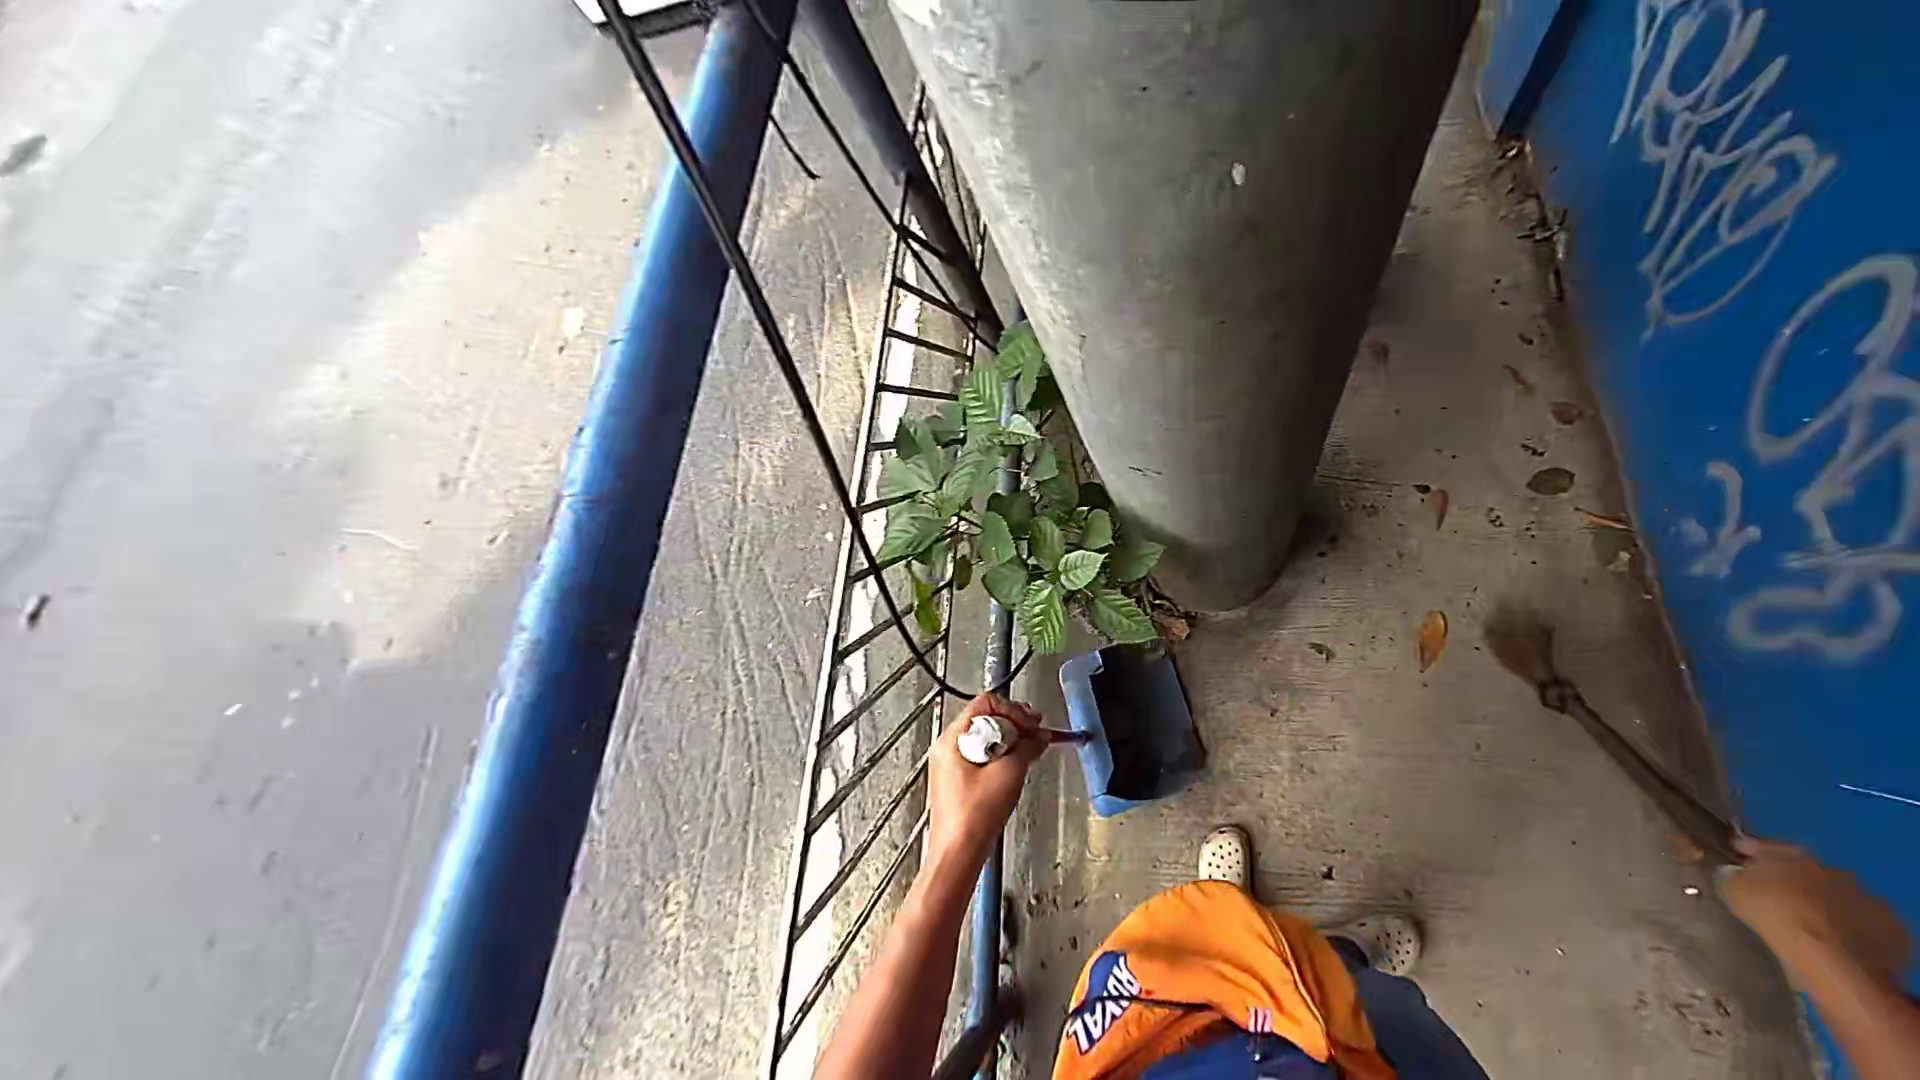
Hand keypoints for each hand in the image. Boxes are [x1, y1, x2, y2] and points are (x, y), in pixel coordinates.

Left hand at [926, 693, 1045, 876]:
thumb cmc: (974, 817)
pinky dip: (1000, 755)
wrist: (958, 853)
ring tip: (1028, 751)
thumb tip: (1039, 736)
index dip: (1013, 710)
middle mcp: (948, 746)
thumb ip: (1027, 747)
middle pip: (985, 717)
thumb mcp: (1010, 773)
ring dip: (1009, 740)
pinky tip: (1014, 767)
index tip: (1032, 725)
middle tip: (1035, 733)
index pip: (986, 703)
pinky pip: (981, 755)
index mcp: (953, 738)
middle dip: (1013, 723)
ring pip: (984, 736)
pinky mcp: (957, 779)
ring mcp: (951, 763)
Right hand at [1718, 836, 1911, 981]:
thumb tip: (1737, 872)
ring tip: (1806, 919)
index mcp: (1792, 856)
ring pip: (1837, 894)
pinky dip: (1849, 923)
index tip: (1738, 858)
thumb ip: (1732, 874)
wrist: (1836, 963)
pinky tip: (1835, 937)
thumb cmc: (1775, 918)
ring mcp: (1870, 899)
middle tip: (1774, 894)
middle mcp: (1834, 870)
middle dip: (1791, 878)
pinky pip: (1864, 919)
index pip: (1765, 845)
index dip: (1749, 851)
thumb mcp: (1732, 891)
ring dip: (1822, 901)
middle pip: (1805, 870)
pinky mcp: (1893, 927)